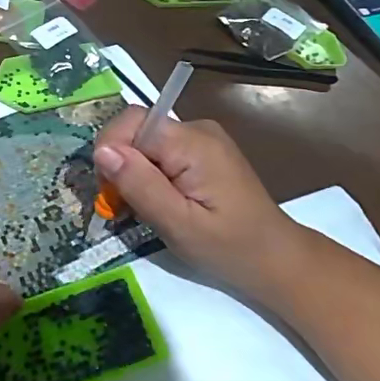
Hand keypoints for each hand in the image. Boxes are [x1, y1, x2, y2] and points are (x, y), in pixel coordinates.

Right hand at [94, 109, 299, 298]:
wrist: (277, 259)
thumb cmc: (229, 247)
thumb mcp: (178, 224)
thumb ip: (140, 184)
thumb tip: (102, 151)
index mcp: (193, 142)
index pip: (133, 121)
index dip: (111, 149)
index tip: (109, 190)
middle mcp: (197, 129)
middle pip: (138, 130)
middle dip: (120, 164)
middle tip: (121, 206)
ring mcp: (202, 139)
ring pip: (146, 142)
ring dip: (134, 172)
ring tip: (140, 209)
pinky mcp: (203, 152)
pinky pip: (161, 151)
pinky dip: (149, 174)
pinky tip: (158, 202)